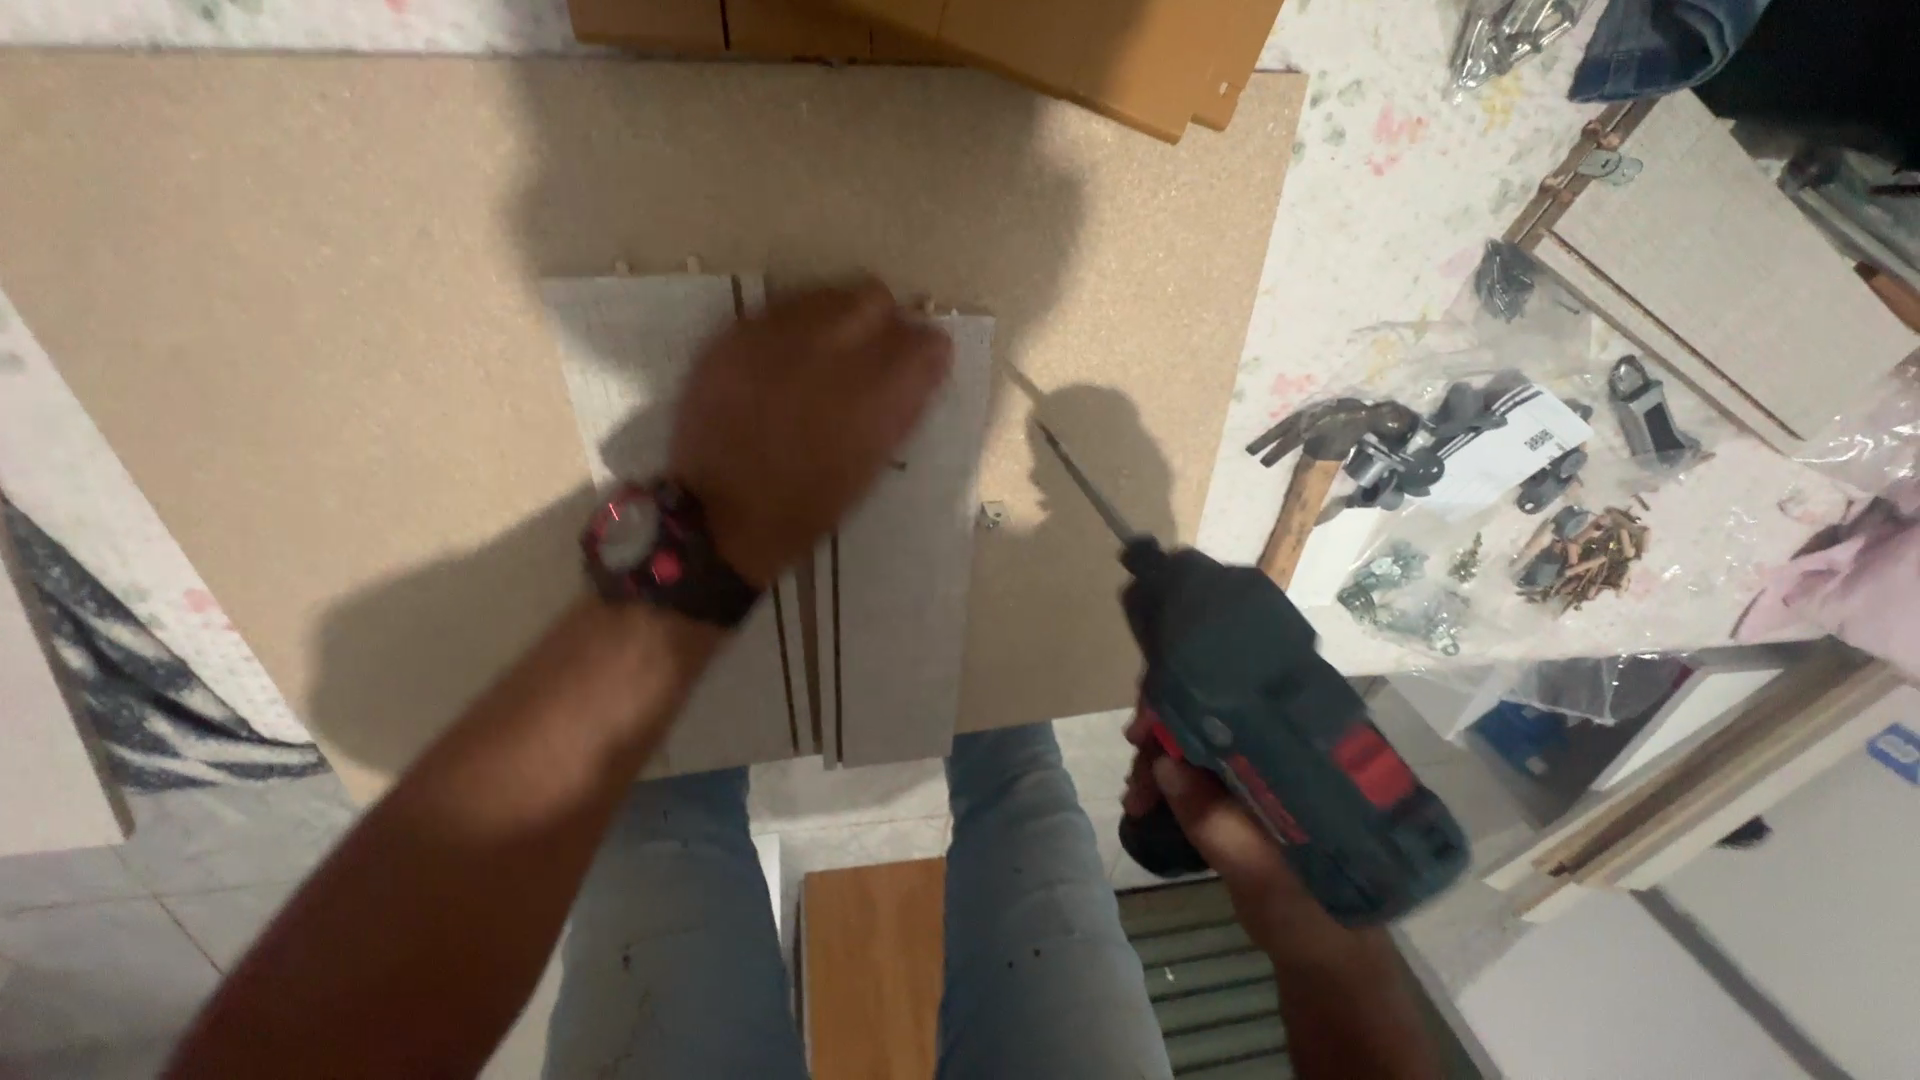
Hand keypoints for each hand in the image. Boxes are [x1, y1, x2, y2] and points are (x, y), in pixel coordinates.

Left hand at [669, 279, 952, 587]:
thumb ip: (901, 406)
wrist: (723, 518)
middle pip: (874, 298)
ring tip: (824, 355)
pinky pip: (780, 310)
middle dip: (880, 322)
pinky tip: (785, 362)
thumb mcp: (872, 462)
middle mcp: (831, 350)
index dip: (925, 351)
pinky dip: (793, 329)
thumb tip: (924, 364)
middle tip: (869, 354)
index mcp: (876, 393)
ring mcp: (777, 337)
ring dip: (836, 318)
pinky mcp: (735, 337)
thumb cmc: (810, 505)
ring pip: (825, 296)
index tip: (916, 365)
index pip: (926, 341)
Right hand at [1121, 716, 1365, 969]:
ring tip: (1134, 803)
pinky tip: (1144, 802)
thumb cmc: (1308, 910)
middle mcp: (1276, 750)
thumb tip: (1165, 764)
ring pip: (1192, 745)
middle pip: (1204, 719)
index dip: (1182, 705)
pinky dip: (1163, 780)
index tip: (1142, 730)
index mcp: (1294, 754)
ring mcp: (1256, 772)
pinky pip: (1192, 772)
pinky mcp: (1240, 795)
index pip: (1232, 704)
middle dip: (1159, 742)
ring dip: (1155, 764)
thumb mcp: (1258, 868)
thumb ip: (1213, 819)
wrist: (1324, 951)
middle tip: (1133, 787)